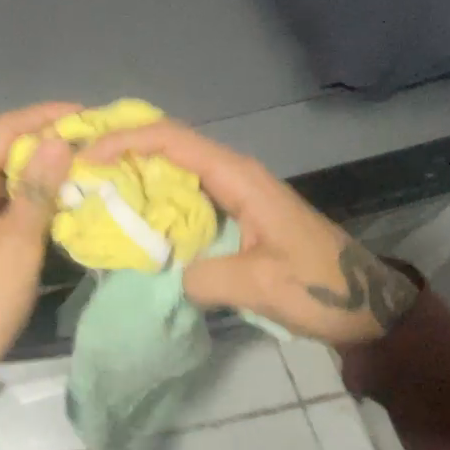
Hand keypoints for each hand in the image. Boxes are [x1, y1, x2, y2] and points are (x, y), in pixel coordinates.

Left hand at [0, 103, 80, 390]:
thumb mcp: (17, 248)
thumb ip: (38, 190)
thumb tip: (60, 140)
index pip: (4, 129)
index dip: (45, 116)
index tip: (88, 115)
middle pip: (2, 146)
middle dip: (46, 139)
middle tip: (94, 143)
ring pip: (1, 169)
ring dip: (39, 166)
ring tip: (85, 164)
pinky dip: (26, 190)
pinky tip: (58, 194)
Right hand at [84, 120, 417, 345]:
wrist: (371, 308)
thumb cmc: (321, 288)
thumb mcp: (262, 286)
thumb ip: (205, 277)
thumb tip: (165, 274)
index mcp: (238, 177)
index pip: (172, 140)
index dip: (127, 141)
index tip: (89, 156)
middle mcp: (231, 174)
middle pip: (167, 142)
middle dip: (122, 145)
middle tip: (79, 160)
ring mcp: (232, 191)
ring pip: (172, 164)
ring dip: (133, 167)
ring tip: (93, 181)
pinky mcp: (232, 212)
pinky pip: (182, 190)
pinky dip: (151, 192)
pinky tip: (129, 210)